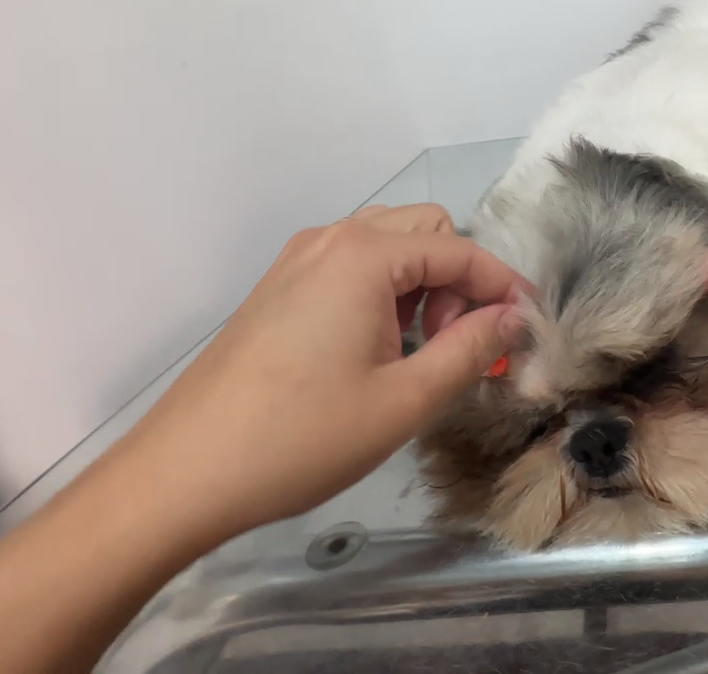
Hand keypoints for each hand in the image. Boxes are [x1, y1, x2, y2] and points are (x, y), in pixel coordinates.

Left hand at [118, 204, 528, 542]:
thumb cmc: (301, 438)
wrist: (180, 476)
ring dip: (422, 283)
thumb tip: (512, 317)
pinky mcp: (279, 286)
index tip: (527, 326)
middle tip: (454, 343)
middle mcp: (332, 240)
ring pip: (388, 244)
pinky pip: (353, 265)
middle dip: (458, 279)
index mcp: (365, 255)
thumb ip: (470, 349)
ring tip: (417, 349)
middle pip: (425, 231)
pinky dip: (384, 290)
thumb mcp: (404, 400)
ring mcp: (299, 260)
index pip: (459, 250)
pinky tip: (375, 348)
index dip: (502, 285)